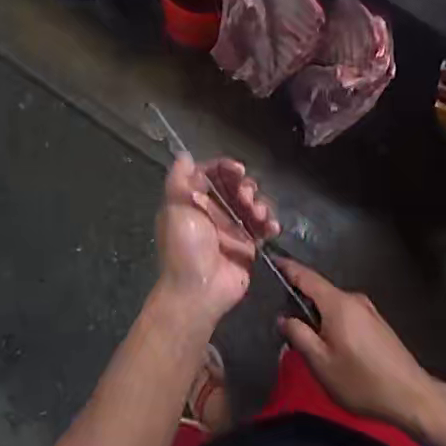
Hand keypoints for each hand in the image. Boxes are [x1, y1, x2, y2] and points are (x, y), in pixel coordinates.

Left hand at [154, 155, 280, 324]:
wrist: (198, 290)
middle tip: (246, 198)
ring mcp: (233, 228)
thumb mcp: (175, 209)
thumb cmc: (184, 247)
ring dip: (260, 204)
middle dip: (246, 186)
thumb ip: (179, 180)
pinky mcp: (249, 244)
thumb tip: (184, 155)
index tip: (236, 170)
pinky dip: (270, 223)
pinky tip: (270, 228)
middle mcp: (215, 211)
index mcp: (195, 201)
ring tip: (257, 216)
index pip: (212, 174)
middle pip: (236, 186)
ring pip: (253, 203)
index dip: (225, 168)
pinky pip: (264, 226)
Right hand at [275, 258, 445, 434]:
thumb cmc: (359, 380)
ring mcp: (369, 311)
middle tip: (279, 318)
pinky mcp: (377, 324)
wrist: (408, 394)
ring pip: (333, 306)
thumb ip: (299, 335)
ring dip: (316, 315)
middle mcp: (355, 300)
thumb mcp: (320, 362)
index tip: (271, 261)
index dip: (288, 268)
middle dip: (299, 300)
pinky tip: (327, 343)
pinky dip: (331, 322)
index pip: (307, 276)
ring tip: (301, 336)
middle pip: (320, 292)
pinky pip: (346, 315)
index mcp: (338, 303)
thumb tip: (284, 317)